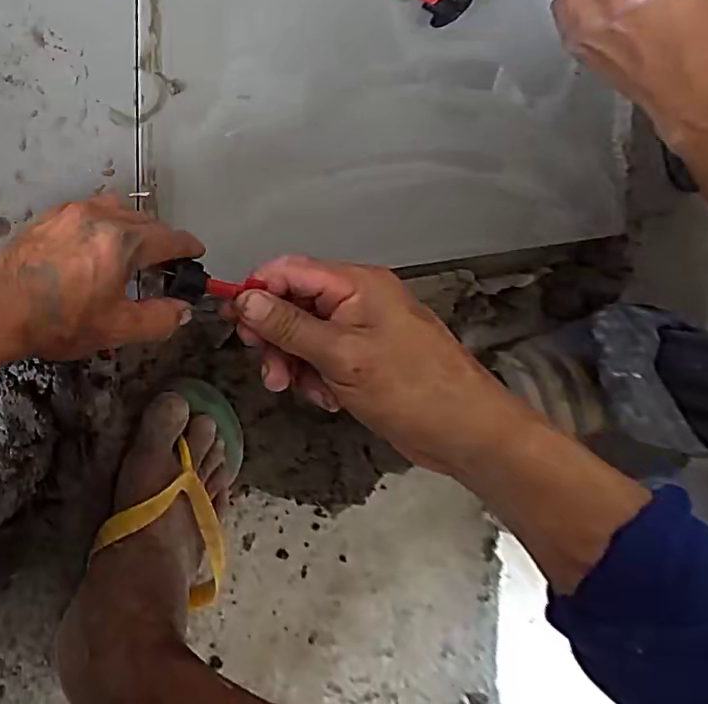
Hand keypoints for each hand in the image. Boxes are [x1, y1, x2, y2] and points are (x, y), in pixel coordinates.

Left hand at [0, 194, 204, 380]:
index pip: (168, 237)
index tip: (196, 251)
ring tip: (130, 245)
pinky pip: (87, 208)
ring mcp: (71, 212)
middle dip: (160, 236)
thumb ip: (156, 319)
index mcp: (122, 242)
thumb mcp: (115, 329)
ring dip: (130, 222)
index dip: (187, 245)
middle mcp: (100, 217)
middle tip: (164, 258)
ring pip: (114, 207)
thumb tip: (182, 310)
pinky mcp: (49, 216)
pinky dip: (102, 219)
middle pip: (143, 219)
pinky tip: (93, 239)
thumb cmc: (59, 321)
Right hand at [231, 256, 541, 475]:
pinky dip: (313, 373)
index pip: (288, 270)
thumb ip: (288, 325)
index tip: (236, 320)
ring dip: (291, 360)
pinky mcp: (363, 354)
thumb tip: (244, 298)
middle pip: (291, 302)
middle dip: (274, 335)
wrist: (472, 437)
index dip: (257, 290)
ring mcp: (360, 326)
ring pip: (302, 332)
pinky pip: (320, 353)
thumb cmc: (411, 389)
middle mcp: (356, 297)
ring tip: (296, 388)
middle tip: (267, 365)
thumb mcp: (340, 355)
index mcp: (355, 284)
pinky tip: (325, 397)